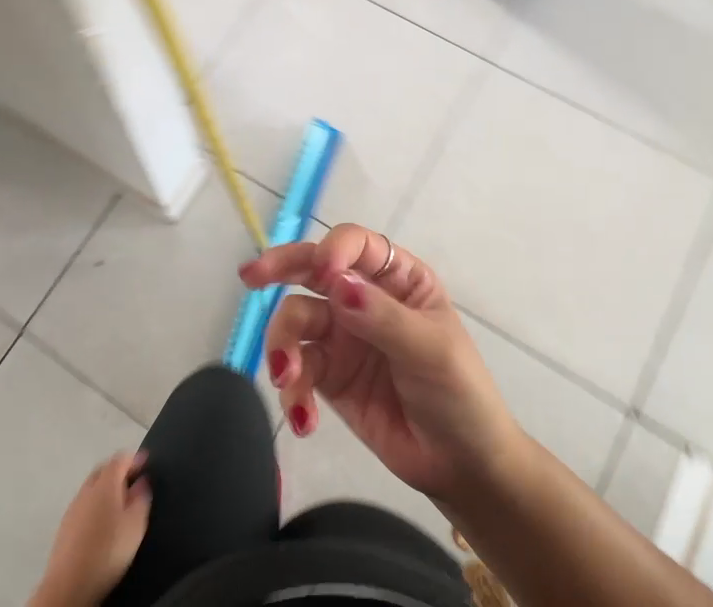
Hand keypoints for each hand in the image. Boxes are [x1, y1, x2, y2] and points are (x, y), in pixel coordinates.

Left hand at [33, 452, 151, 606]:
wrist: (70, 581)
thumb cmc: (109, 549)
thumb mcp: (135, 524)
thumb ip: (141, 499)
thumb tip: (142, 481)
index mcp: (105, 484)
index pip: (119, 459)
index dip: (134, 458)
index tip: (146, 461)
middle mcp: (86, 489)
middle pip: (103, 469)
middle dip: (119, 469)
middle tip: (134, 477)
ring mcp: (73, 506)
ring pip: (92, 486)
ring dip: (106, 485)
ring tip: (121, 498)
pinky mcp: (66, 523)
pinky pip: (85, 502)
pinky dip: (96, 501)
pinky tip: (103, 517)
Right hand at [240, 225, 520, 507]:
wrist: (462, 467)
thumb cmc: (460, 395)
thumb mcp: (432, 351)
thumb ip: (383, 318)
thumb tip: (337, 284)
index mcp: (398, 280)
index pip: (356, 245)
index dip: (334, 251)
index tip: (324, 276)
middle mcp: (363, 299)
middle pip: (311, 270)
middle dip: (279, 270)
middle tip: (250, 277)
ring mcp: (342, 337)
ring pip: (294, 321)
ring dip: (282, 347)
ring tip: (287, 380)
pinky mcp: (327, 377)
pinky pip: (295, 371)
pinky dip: (292, 393)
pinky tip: (305, 421)